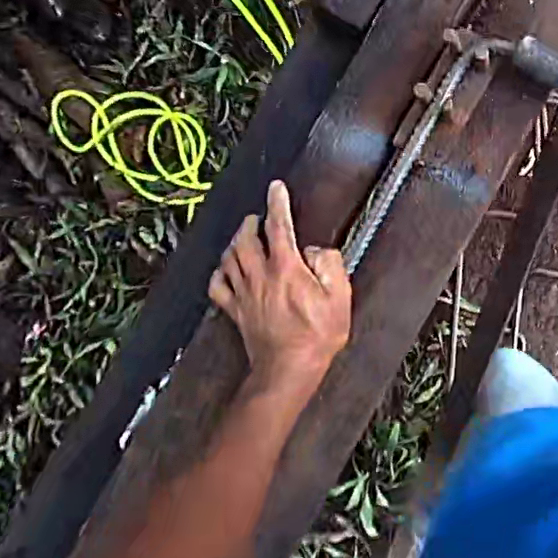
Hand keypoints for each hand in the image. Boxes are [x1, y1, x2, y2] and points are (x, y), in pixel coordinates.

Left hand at [208, 180, 351, 401]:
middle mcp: (260, 276)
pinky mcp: (235, 311)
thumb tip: (315, 251)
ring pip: (229, 257)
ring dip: (235, 241)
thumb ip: (330, 265)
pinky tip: (225, 268)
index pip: (279, 226)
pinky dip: (219, 271)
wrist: (288, 369)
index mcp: (286, 268)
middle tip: (259, 216)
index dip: (277, 203)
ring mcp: (244, 294)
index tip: (276, 188)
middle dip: (251, 222)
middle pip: (245, 238)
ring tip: (243, 235)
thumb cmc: (317, 335)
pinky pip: (218, 285)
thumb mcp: (339, 297)